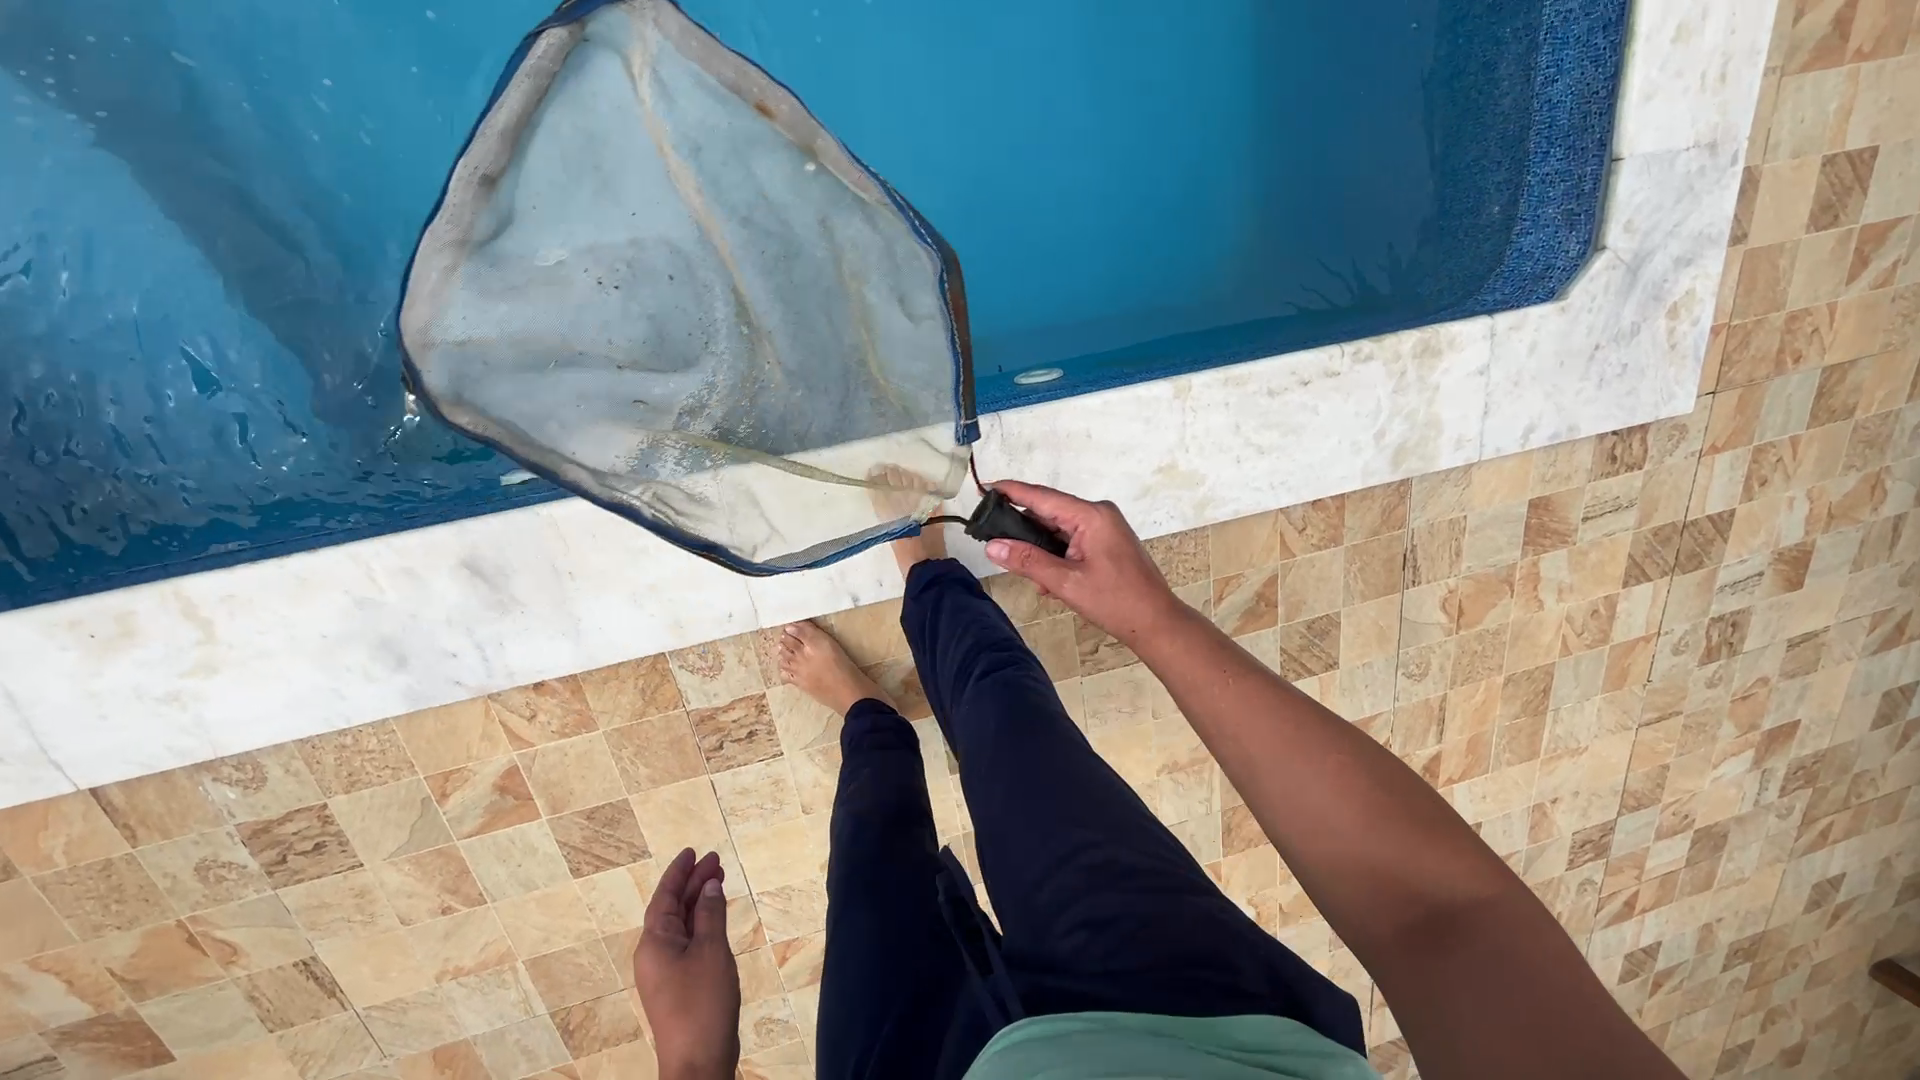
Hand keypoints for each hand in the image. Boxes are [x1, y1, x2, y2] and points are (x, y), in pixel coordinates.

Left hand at [633, 849, 739, 1079]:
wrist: (698, 1062)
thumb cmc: (702, 1002)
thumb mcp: (711, 951)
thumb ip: (710, 914)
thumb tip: (709, 886)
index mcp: (654, 942)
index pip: (665, 896)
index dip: (679, 872)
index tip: (693, 851)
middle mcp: (654, 953)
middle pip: (672, 908)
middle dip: (693, 883)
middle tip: (716, 861)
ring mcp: (665, 971)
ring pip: (680, 925)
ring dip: (699, 902)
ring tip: (720, 880)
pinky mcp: (678, 985)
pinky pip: (687, 942)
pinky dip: (701, 923)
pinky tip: (716, 918)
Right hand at [983, 480, 1183, 644]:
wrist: (1156, 622)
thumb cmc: (1116, 602)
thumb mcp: (1066, 582)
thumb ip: (1027, 562)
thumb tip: (992, 547)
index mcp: (1091, 516)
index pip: (1041, 496)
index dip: (1010, 492)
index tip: (983, 488)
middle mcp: (1098, 514)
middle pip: (1048, 512)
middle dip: (1021, 529)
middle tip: (992, 541)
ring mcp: (1103, 527)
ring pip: (1057, 529)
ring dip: (1039, 549)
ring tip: (1023, 571)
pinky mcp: (1105, 542)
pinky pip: (1070, 541)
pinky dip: (1055, 557)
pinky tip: (1047, 581)